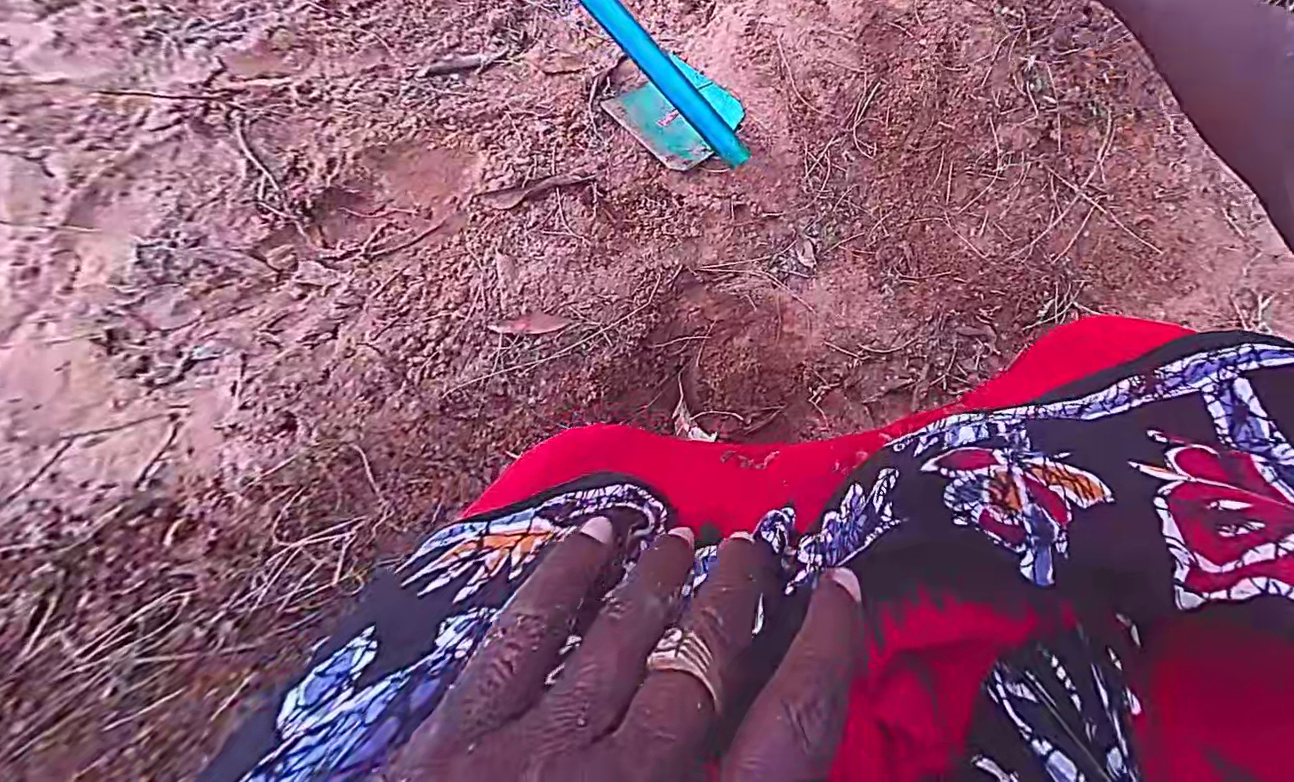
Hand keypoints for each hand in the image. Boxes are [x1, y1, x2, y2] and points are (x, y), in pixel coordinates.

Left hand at [384, 517, 864, 781]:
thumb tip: (782, 754)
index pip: (790, 729)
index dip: (828, 648)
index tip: (843, 586)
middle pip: (702, 664)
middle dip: (735, 595)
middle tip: (751, 545)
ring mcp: (531, 762)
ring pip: (621, 640)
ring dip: (661, 580)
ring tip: (686, 535)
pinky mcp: (449, 751)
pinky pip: (523, 638)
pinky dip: (566, 578)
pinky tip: (599, 534)